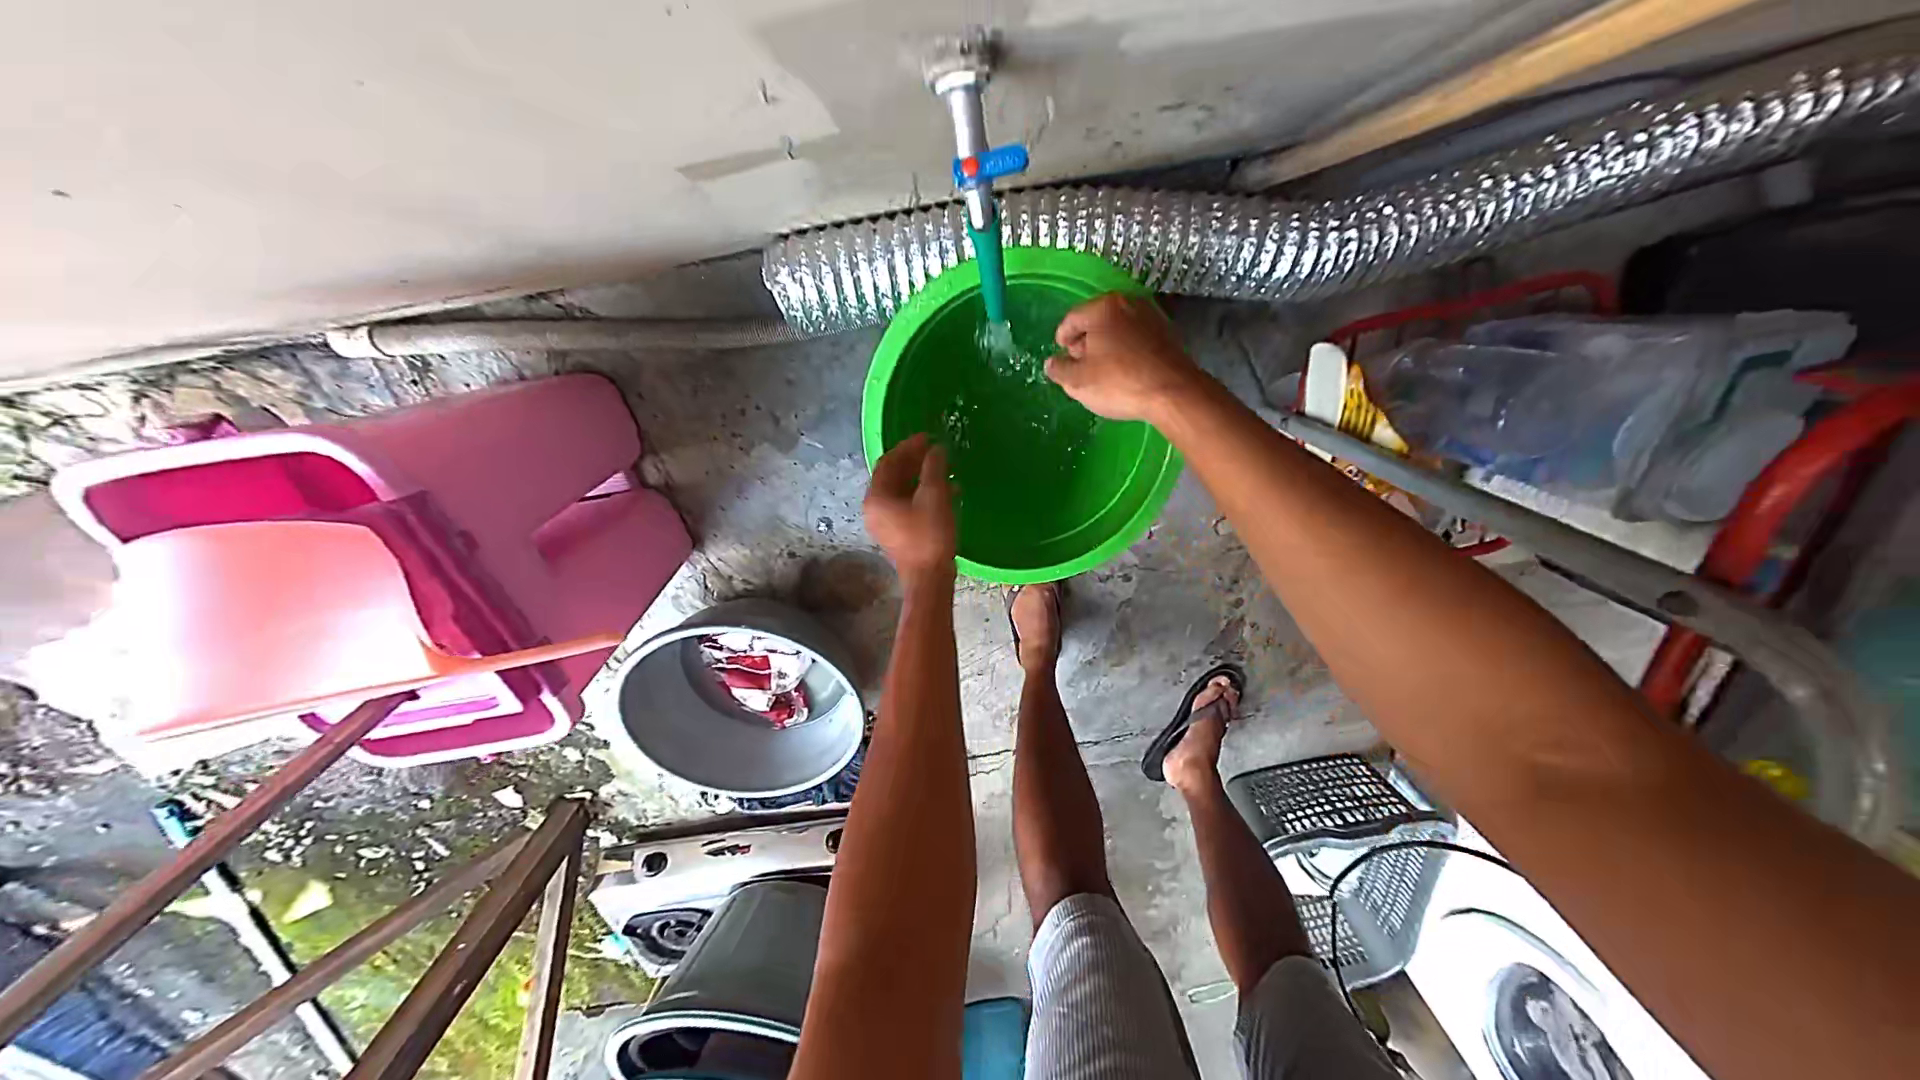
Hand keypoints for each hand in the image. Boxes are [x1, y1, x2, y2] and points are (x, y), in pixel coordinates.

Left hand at [865, 434, 955, 581]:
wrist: (929, 579)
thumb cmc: (930, 536)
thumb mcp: (934, 496)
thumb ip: (934, 468)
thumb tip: (936, 449)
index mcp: (877, 497)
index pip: (888, 461)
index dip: (908, 446)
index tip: (928, 436)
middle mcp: (874, 508)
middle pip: (893, 475)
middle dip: (915, 461)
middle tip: (935, 450)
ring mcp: (884, 522)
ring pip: (901, 490)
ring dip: (921, 477)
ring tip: (943, 468)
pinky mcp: (897, 533)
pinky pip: (907, 505)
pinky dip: (922, 494)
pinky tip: (945, 491)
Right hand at [1047, 293, 1208, 422]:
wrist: (1173, 393)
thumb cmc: (1119, 383)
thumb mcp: (1078, 382)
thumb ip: (1059, 370)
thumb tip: (1052, 363)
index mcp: (1103, 307)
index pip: (1072, 318)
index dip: (1062, 337)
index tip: (1060, 352)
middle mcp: (1129, 303)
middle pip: (1097, 319)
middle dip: (1085, 340)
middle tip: (1079, 363)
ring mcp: (1152, 317)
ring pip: (1119, 327)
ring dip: (1107, 345)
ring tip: (1101, 369)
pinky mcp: (1168, 334)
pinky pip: (1137, 338)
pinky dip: (1126, 349)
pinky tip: (1124, 370)